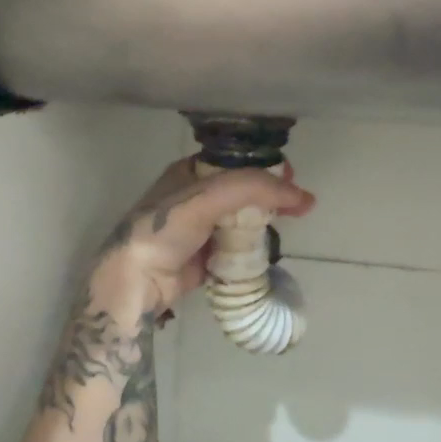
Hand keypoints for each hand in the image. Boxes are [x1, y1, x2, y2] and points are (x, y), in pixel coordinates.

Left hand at [93, 157, 315, 316]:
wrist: (136, 280)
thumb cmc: (165, 228)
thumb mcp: (208, 197)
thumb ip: (252, 189)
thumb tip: (304, 196)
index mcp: (189, 172)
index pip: (234, 160)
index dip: (263, 164)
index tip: (291, 173)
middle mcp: (195, 196)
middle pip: (242, 190)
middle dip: (270, 194)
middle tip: (298, 200)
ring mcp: (200, 228)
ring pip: (242, 219)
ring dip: (266, 220)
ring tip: (294, 220)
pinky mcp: (206, 257)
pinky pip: (237, 247)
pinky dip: (254, 246)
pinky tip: (274, 246)